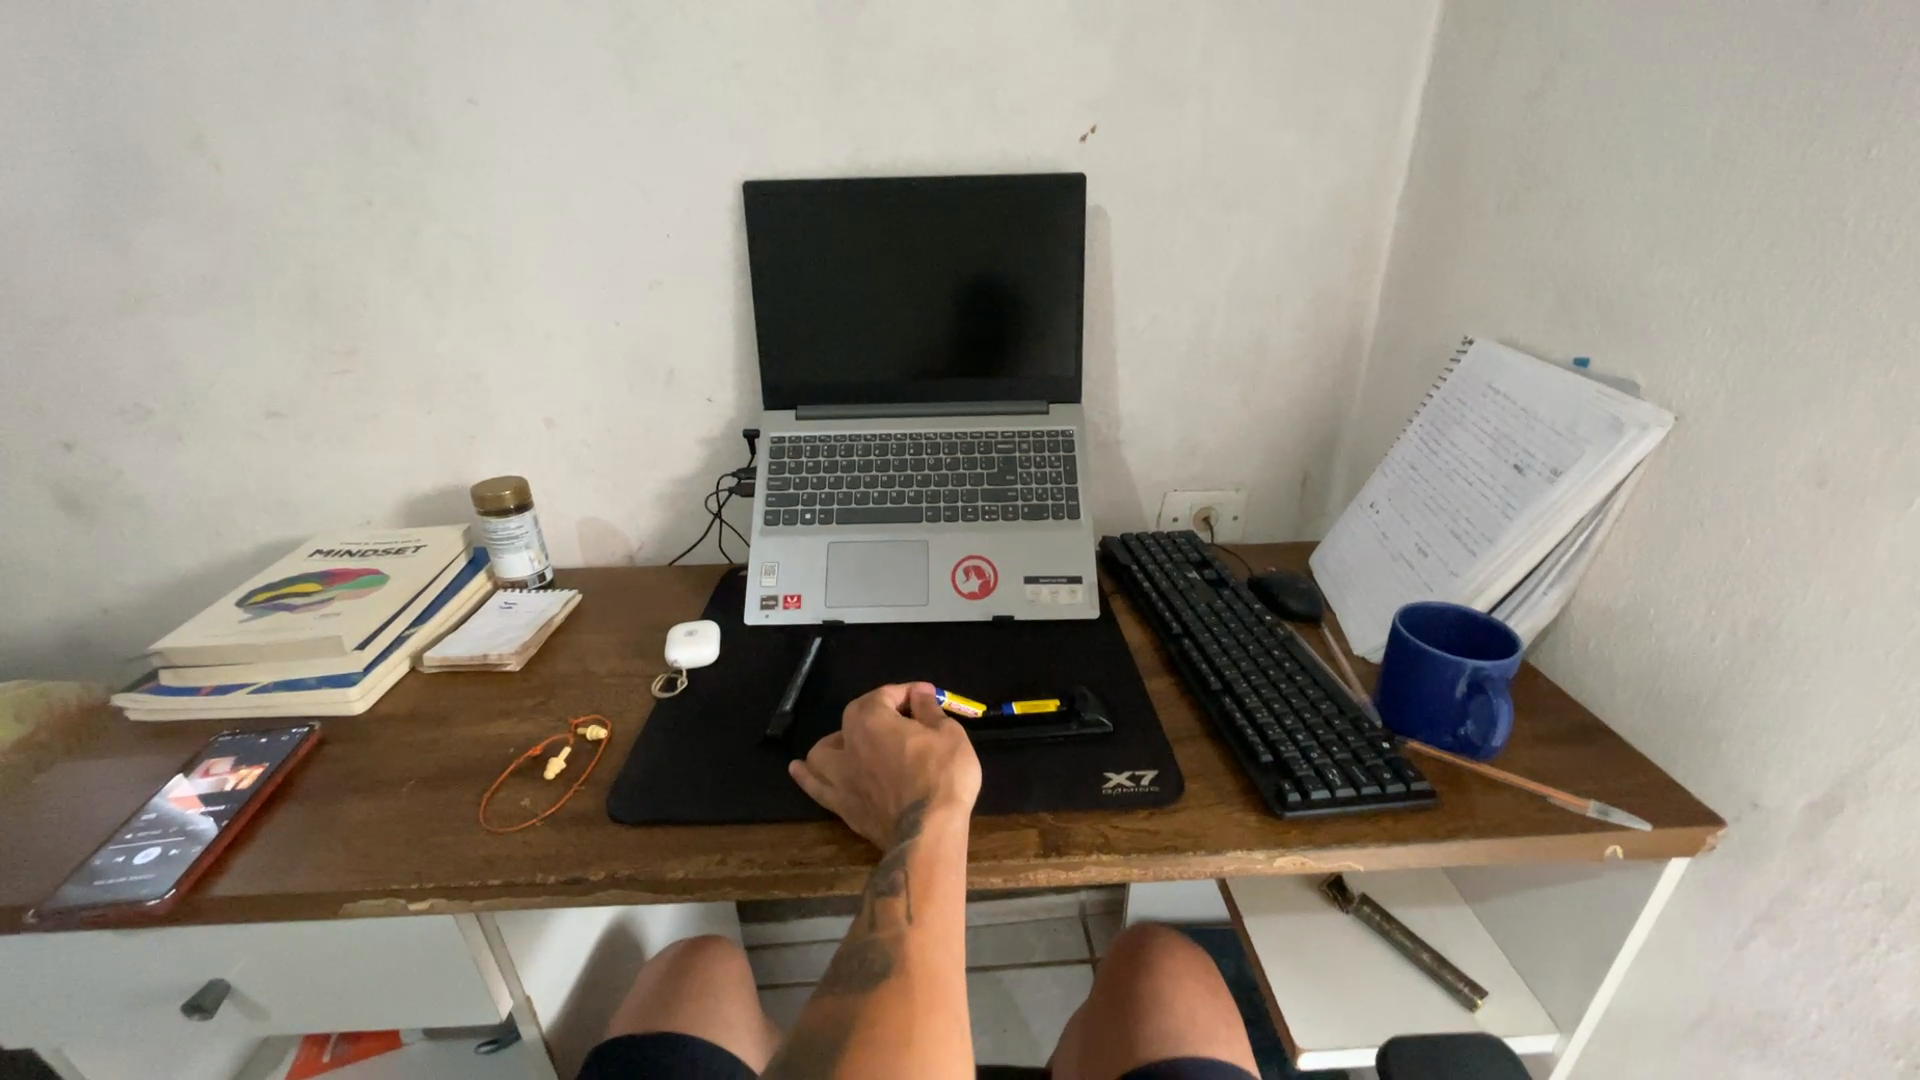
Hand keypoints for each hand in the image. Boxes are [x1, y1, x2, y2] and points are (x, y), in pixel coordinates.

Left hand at [790, 682, 981, 846]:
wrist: (927, 832)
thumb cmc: (941, 776)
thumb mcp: (947, 734)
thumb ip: (928, 709)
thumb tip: (918, 693)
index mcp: (871, 720)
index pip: (885, 694)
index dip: (908, 692)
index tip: (928, 695)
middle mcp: (848, 744)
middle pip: (853, 716)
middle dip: (875, 710)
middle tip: (901, 717)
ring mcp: (840, 777)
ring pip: (822, 752)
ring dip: (835, 742)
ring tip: (848, 742)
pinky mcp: (842, 806)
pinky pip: (815, 786)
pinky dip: (807, 776)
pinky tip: (800, 769)